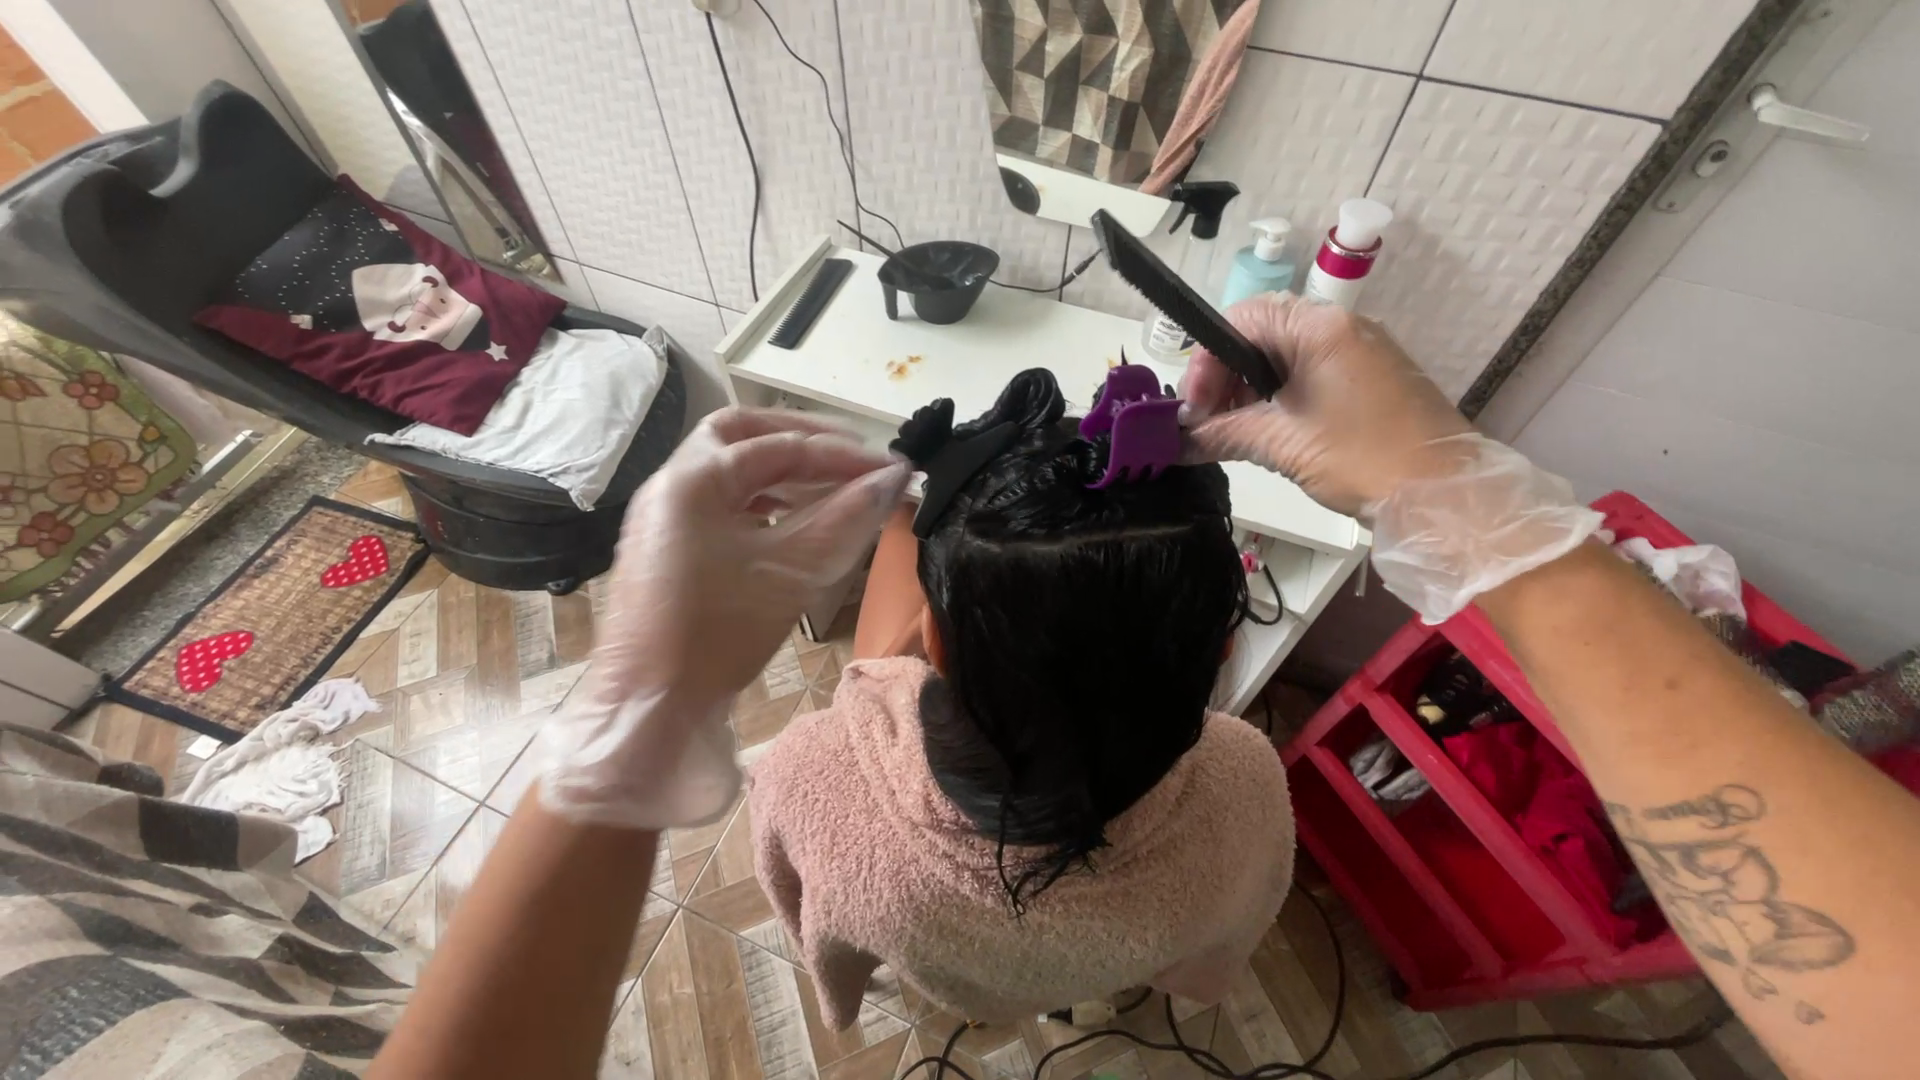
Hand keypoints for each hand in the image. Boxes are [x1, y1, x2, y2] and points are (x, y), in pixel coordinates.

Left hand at [539, 408, 908, 828]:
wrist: (647, 707)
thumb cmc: (719, 634)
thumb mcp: (794, 572)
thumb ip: (848, 517)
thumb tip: (893, 479)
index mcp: (695, 478)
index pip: (783, 446)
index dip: (845, 455)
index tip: (895, 469)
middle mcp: (670, 481)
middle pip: (742, 434)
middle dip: (801, 437)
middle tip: (851, 456)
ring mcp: (661, 513)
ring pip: (727, 466)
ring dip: (780, 467)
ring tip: (829, 485)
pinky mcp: (664, 543)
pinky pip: (717, 500)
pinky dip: (759, 497)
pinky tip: (789, 517)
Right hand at [1179, 293, 1471, 517]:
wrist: (1443, 493)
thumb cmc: (1361, 457)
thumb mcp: (1281, 445)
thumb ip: (1221, 436)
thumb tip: (1175, 443)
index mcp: (1319, 328)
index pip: (1240, 319)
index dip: (1206, 361)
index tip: (1195, 409)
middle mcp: (1339, 327)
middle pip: (1259, 334)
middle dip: (1224, 376)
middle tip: (1208, 422)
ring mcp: (1357, 351)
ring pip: (1282, 355)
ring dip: (1248, 389)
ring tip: (1233, 431)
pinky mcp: (1367, 378)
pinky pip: (1308, 372)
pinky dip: (1278, 396)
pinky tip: (1267, 431)